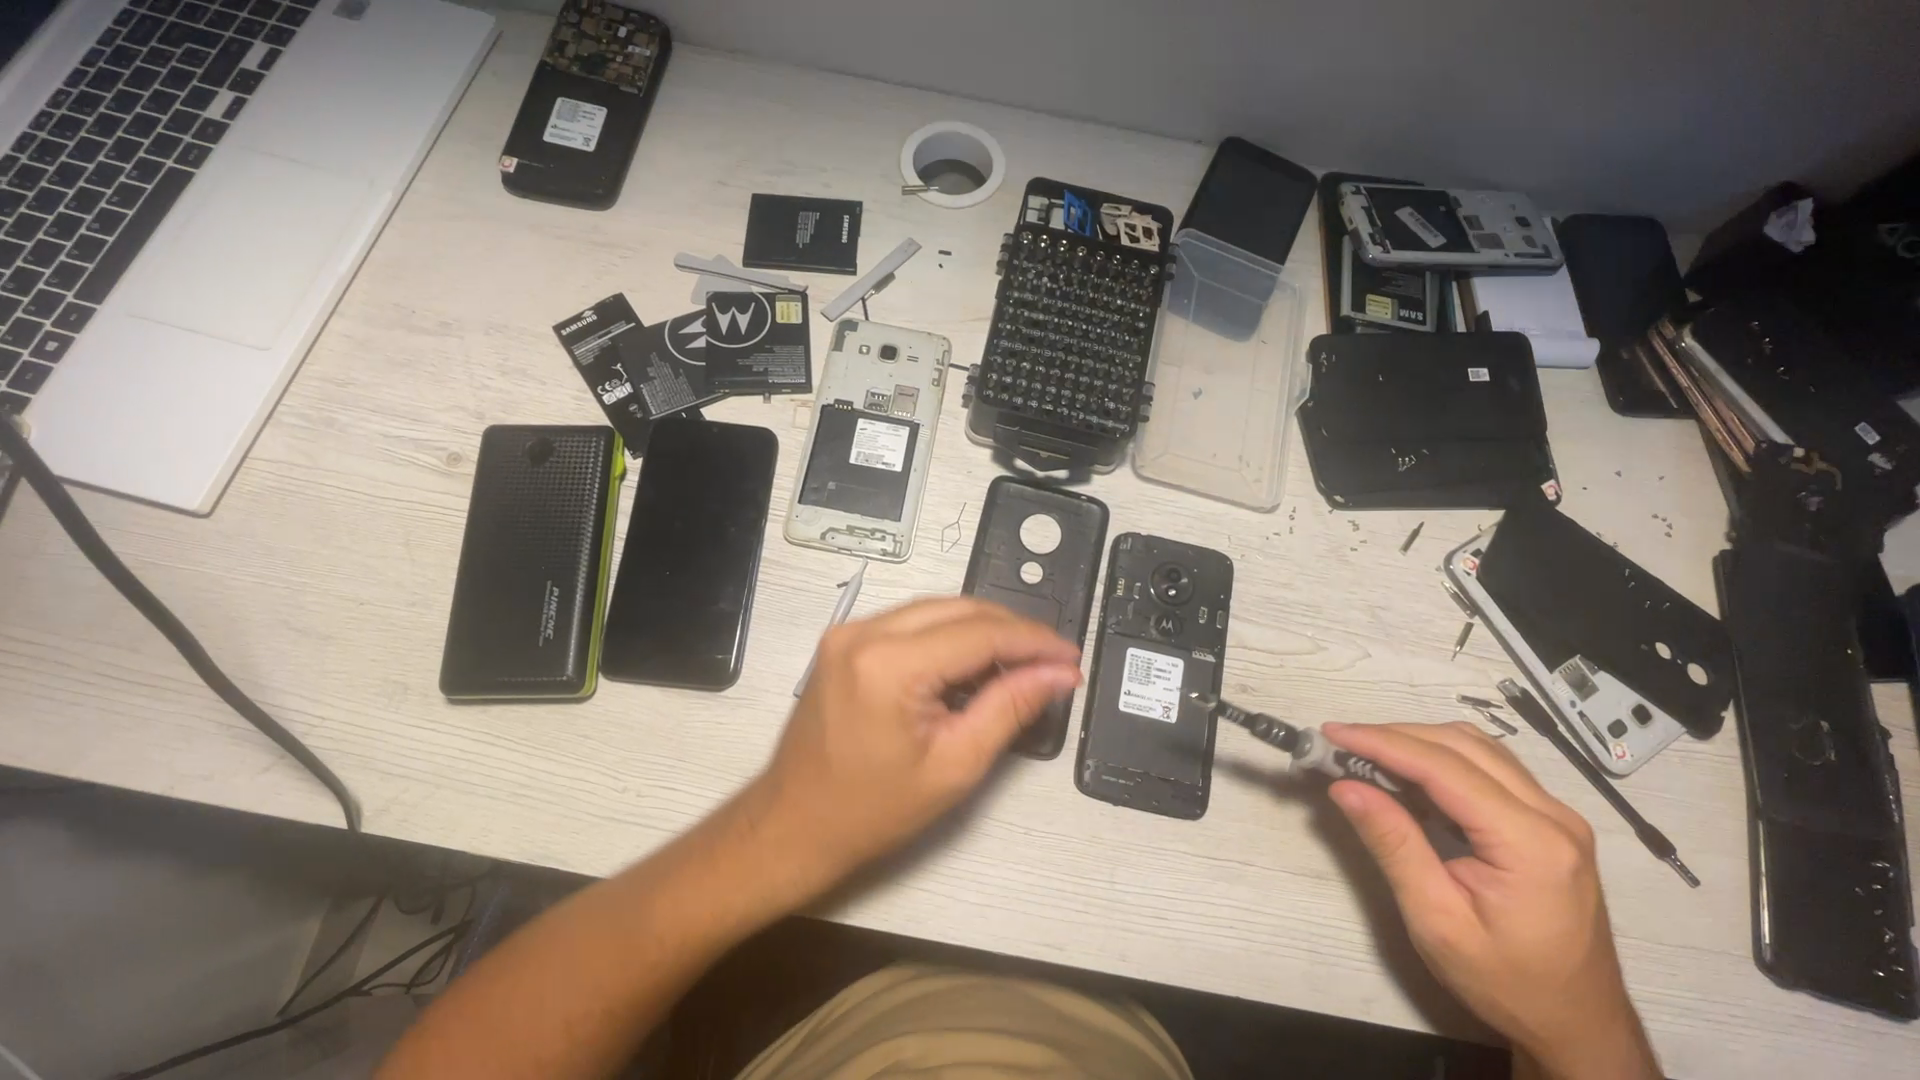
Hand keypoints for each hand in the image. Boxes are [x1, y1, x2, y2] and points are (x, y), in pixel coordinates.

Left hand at [747, 597, 1081, 892]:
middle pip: (959, 609)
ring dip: (983, 630)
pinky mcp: (844, 642)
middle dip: (1013, 630)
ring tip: (1023, 664)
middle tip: (1053, 662)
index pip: (980, 633)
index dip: (1034, 641)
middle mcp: (864, 632)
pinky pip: (911, 622)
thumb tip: (1058, 673)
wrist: (794, 824)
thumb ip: (1010, 707)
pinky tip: (976, 664)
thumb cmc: (872, 810)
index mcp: (889, 664)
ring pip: (936, 610)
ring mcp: (848, 632)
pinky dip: (950, 636)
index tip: (1071, 658)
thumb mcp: (955, 765)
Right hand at [1321, 721, 1659, 1079]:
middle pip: (1463, 746)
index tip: (1332, 733)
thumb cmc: (1505, 982)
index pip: (1444, 768)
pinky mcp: (1551, 822)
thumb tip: (1345, 787)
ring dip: (1419, 742)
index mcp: (1529, 842)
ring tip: (1366, 754)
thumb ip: (1394, 845)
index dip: (1383, 743)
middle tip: (1340, 743)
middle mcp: (1553, 815)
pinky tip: (1409, 775)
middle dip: (1396, 736)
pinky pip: (1492, 768)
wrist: (1577, 1023)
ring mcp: (1558, 816)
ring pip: (1479, 749)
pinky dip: (1443, 759)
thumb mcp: (1437, 921)